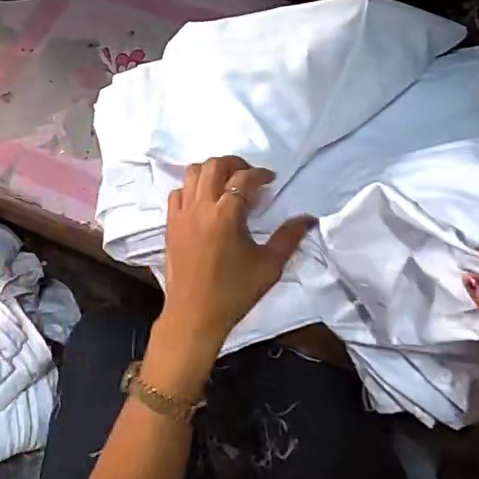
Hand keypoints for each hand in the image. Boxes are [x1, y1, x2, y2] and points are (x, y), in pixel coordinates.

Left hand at [160, 156, 312, 351]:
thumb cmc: (234, 292)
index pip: (243, 179)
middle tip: (249, 175)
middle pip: (213, 166)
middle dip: (234, 163)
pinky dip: (191, 188)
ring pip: (191, 174)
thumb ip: (289, 237)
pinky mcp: (170, 224)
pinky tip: (204, 200)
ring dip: (211, 171)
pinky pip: (177, 193)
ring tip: (226, 182)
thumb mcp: (269, 265)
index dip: (260, 174)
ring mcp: (181, 214)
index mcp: (225, 215)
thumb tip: (308, 218)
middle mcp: (200, 208)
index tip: (271, 180)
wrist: (194, 314)